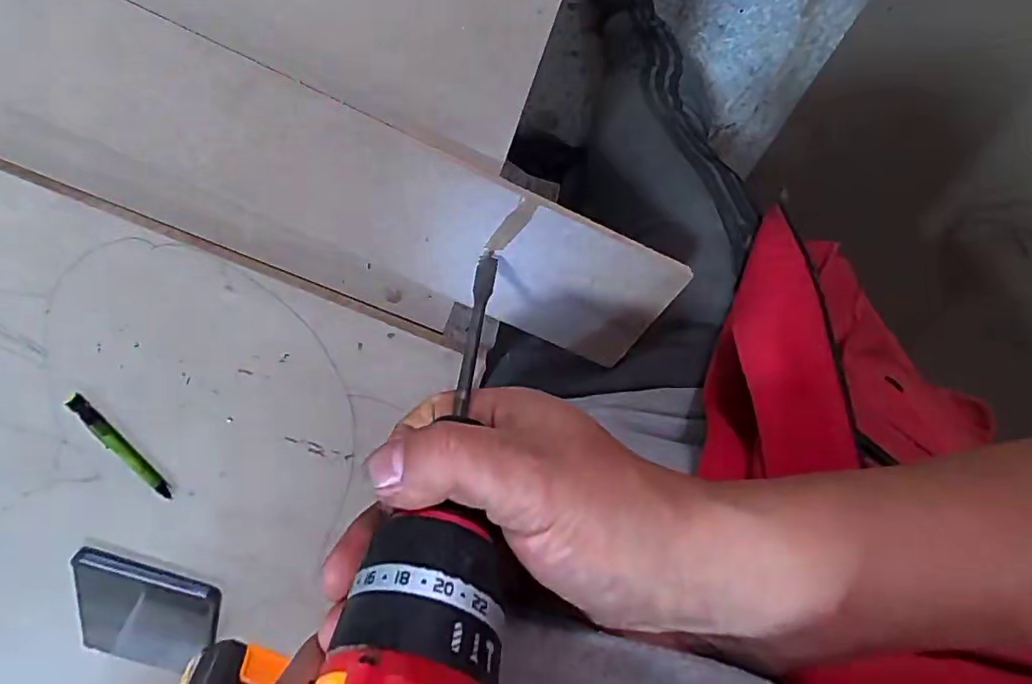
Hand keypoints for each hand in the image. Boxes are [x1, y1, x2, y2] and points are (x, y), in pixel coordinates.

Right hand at [320, 387, 726, 636]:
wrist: (691, 585)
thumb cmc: (609, 519)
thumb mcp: (527, 478)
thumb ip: (452, 461)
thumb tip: (377, 465)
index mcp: (501, 420)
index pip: (426, 430)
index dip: (390, 470)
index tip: (368, 523)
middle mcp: (501, 457)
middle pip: (423, 483)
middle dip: (379, 530)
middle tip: (341, 584)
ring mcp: (511, 510)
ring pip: (439, 525)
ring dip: (395, 562)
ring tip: (355, 612)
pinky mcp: (521, 557)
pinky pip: (463, 560)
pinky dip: (429, 582)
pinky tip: (406, 609)